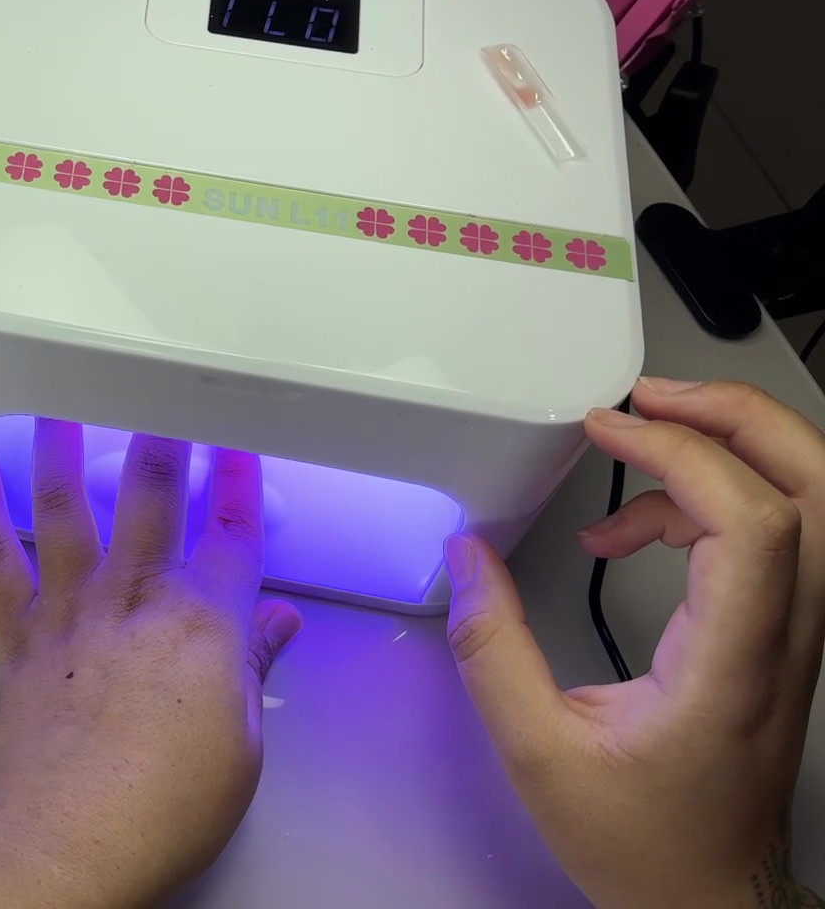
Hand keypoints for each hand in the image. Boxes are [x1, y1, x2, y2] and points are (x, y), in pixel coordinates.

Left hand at [0, 421, 300, 908]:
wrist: (70, 835)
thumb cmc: (169, 802)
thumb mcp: (239, 744)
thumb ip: (252, 667)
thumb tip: (276, 619)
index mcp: (200, 625)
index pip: (231, 539)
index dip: (239, 488)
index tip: (238, 444)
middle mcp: (131, 598)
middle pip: (150, 503)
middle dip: (159, 445)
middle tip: (156, 395)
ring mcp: (68, 608)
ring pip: (65, 511)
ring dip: (61, 453)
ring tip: (56, 405)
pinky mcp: (17, 629)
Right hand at [445, 379, 824, 908]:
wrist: (701, 892)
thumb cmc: (629, 832)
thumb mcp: (531, 739)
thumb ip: (490, 640)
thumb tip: (466, 554)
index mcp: (732, 665)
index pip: (754, 529)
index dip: (684, 456)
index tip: (602, 426)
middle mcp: (788, 643)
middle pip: (823, 501)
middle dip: (744, 424)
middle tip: (650, 395)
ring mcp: (792, 639)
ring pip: (813, 513)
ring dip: (729, 452)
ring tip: (630, 439)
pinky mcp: (772, 639)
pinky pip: (770, 543)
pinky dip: (700, 505)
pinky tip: (624, 528)